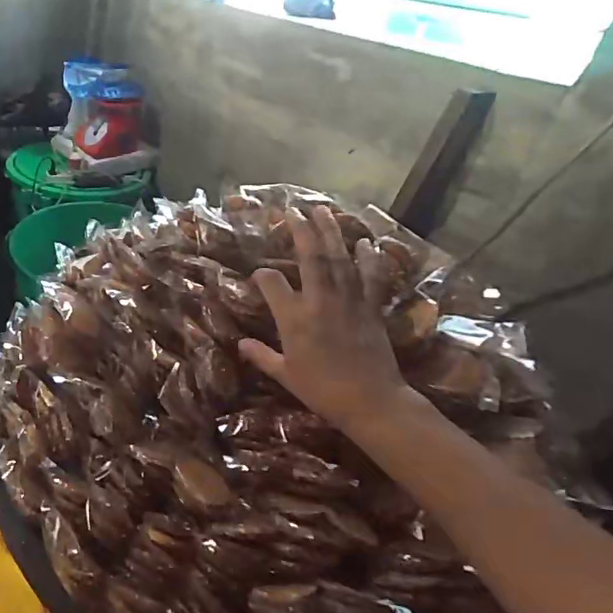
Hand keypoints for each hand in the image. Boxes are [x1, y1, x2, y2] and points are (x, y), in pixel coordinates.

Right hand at [238, 206, 414, 429]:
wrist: (370, 401)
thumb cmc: (322, 391)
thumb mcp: (286, 375)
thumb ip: (262, 356)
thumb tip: (241, 345)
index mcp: (294, 318)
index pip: (272, 283)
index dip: (262, 275)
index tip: (259, 275)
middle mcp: (320, 301)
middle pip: (309, 257)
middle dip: (300, 230)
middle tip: (293, 210)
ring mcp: (349, 301)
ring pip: (339, 258)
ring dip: (330, 232)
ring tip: (323, 210)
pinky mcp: (372, 307)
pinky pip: (371, 276)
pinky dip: (369, 258)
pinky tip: (366, 242)